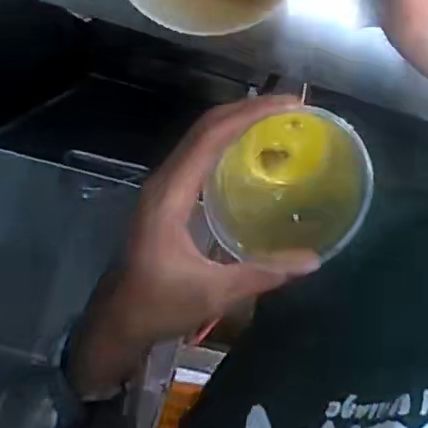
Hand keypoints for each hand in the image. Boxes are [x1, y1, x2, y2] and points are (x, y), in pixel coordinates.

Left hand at [68, 95, 319, 395]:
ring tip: (276, 117)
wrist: (116, 322)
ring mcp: (165, 183)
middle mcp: (166, 178)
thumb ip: (261, 274)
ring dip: (237, 119)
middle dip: (248, 108)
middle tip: (290, 106)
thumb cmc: (157, 305)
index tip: (286, 105)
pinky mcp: (169, 192)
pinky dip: (228, 138)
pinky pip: (200, 151)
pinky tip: (252, 148)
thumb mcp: (212, 294)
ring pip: (202, 135)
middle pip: (207, 126)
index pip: (211, 136)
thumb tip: (312, 260)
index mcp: (171, 192)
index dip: (249, 113)